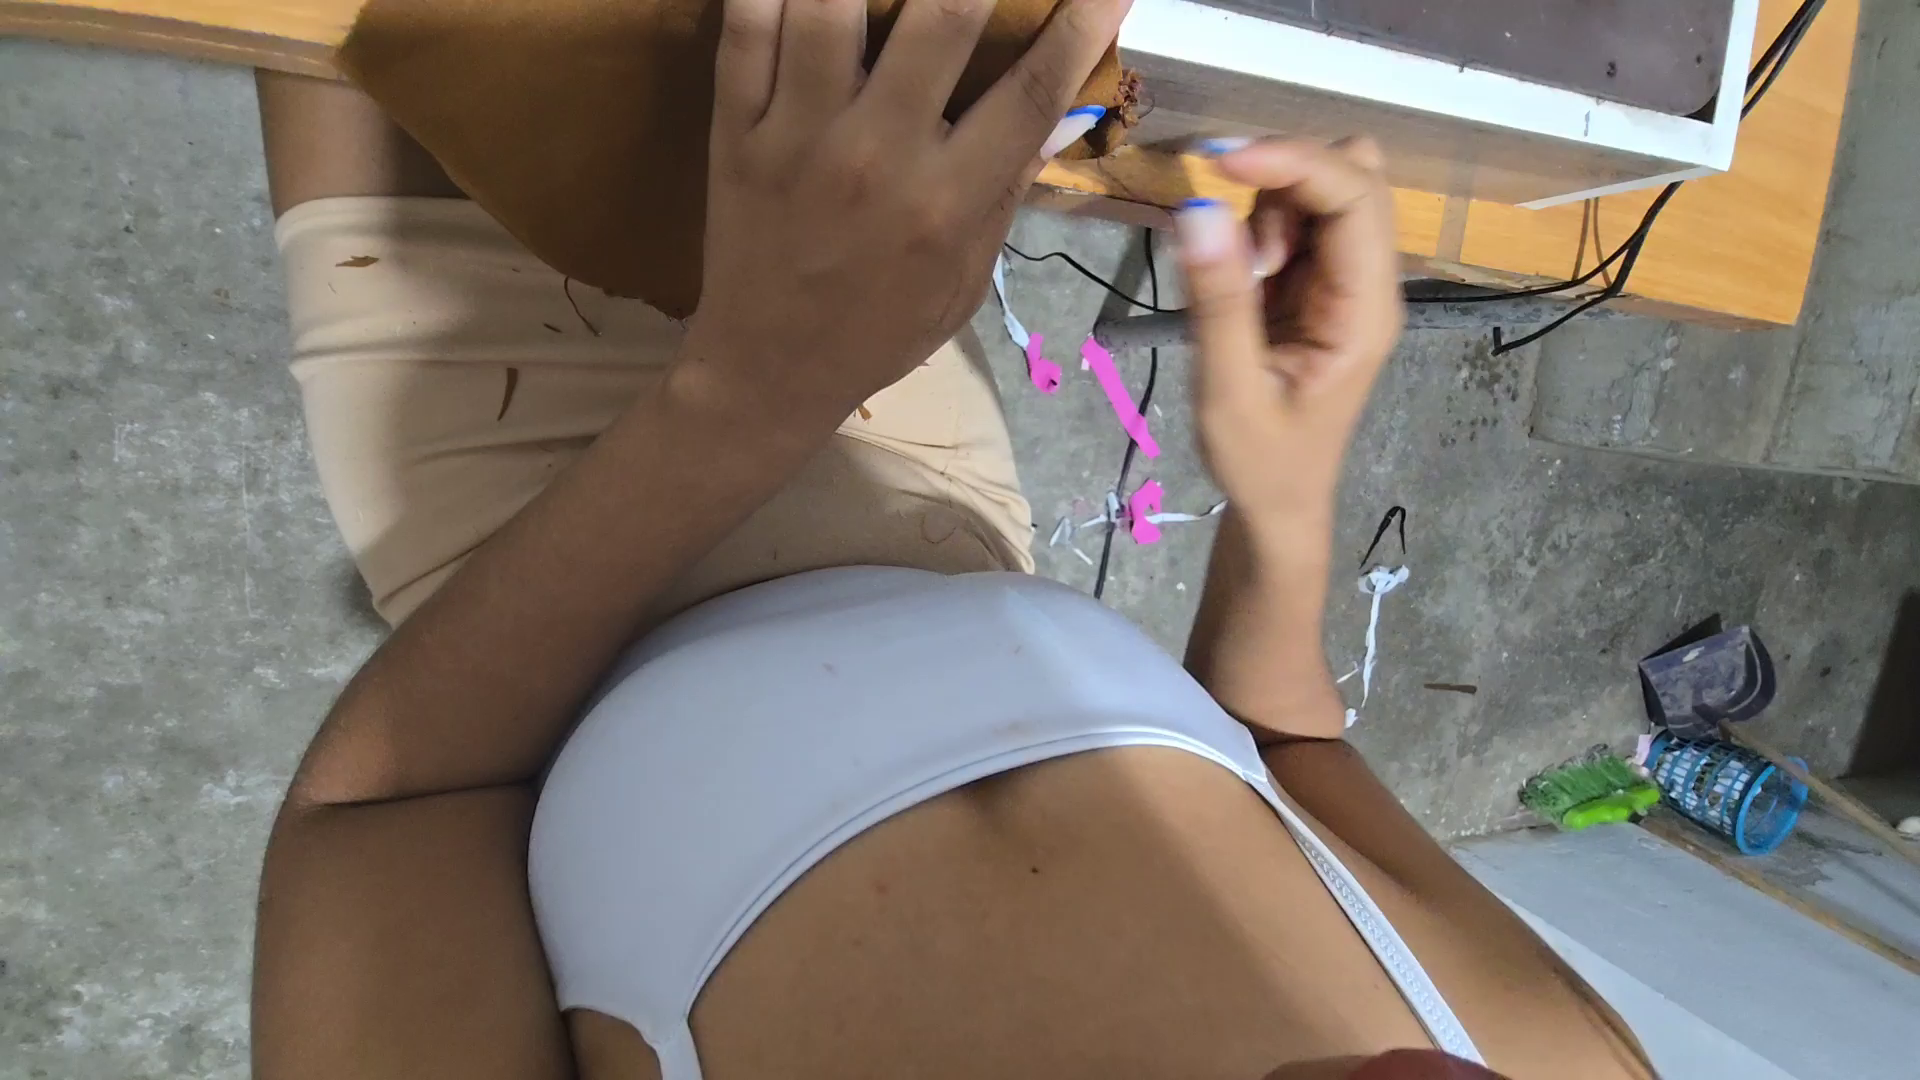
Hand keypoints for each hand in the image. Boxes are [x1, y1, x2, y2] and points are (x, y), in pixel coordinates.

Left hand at [679, 0, 1130, 422]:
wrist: (773, 370)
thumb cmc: (878, 336)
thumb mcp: (960, 288)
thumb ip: (1003, 199)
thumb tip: (1055, 116)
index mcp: (947, 206)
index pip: (1031, 92)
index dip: (1083, 21)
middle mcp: (880, 156)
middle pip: (944, 13)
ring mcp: (800, 136)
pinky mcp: (738, 130)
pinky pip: (748, 22)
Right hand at [1174, 138, 1401, 537]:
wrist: (1278, 501)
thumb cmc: (1260, 461)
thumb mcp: (1228, 390)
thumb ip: (1217, 302)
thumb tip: (1195, 212)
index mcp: (1365, 311)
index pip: (1353, 198)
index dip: (1292, 163)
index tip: (1219, 165)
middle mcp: (1367, 284)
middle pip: (1349, 179)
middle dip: (1283, 190)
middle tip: (1239, 259)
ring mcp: (1343, 285)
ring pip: (1319, 196)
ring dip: (1267, 217)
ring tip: (1242, 288)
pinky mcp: (1315, 291)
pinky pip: (1294, 229)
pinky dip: (1257, 237)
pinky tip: (1243, 288)